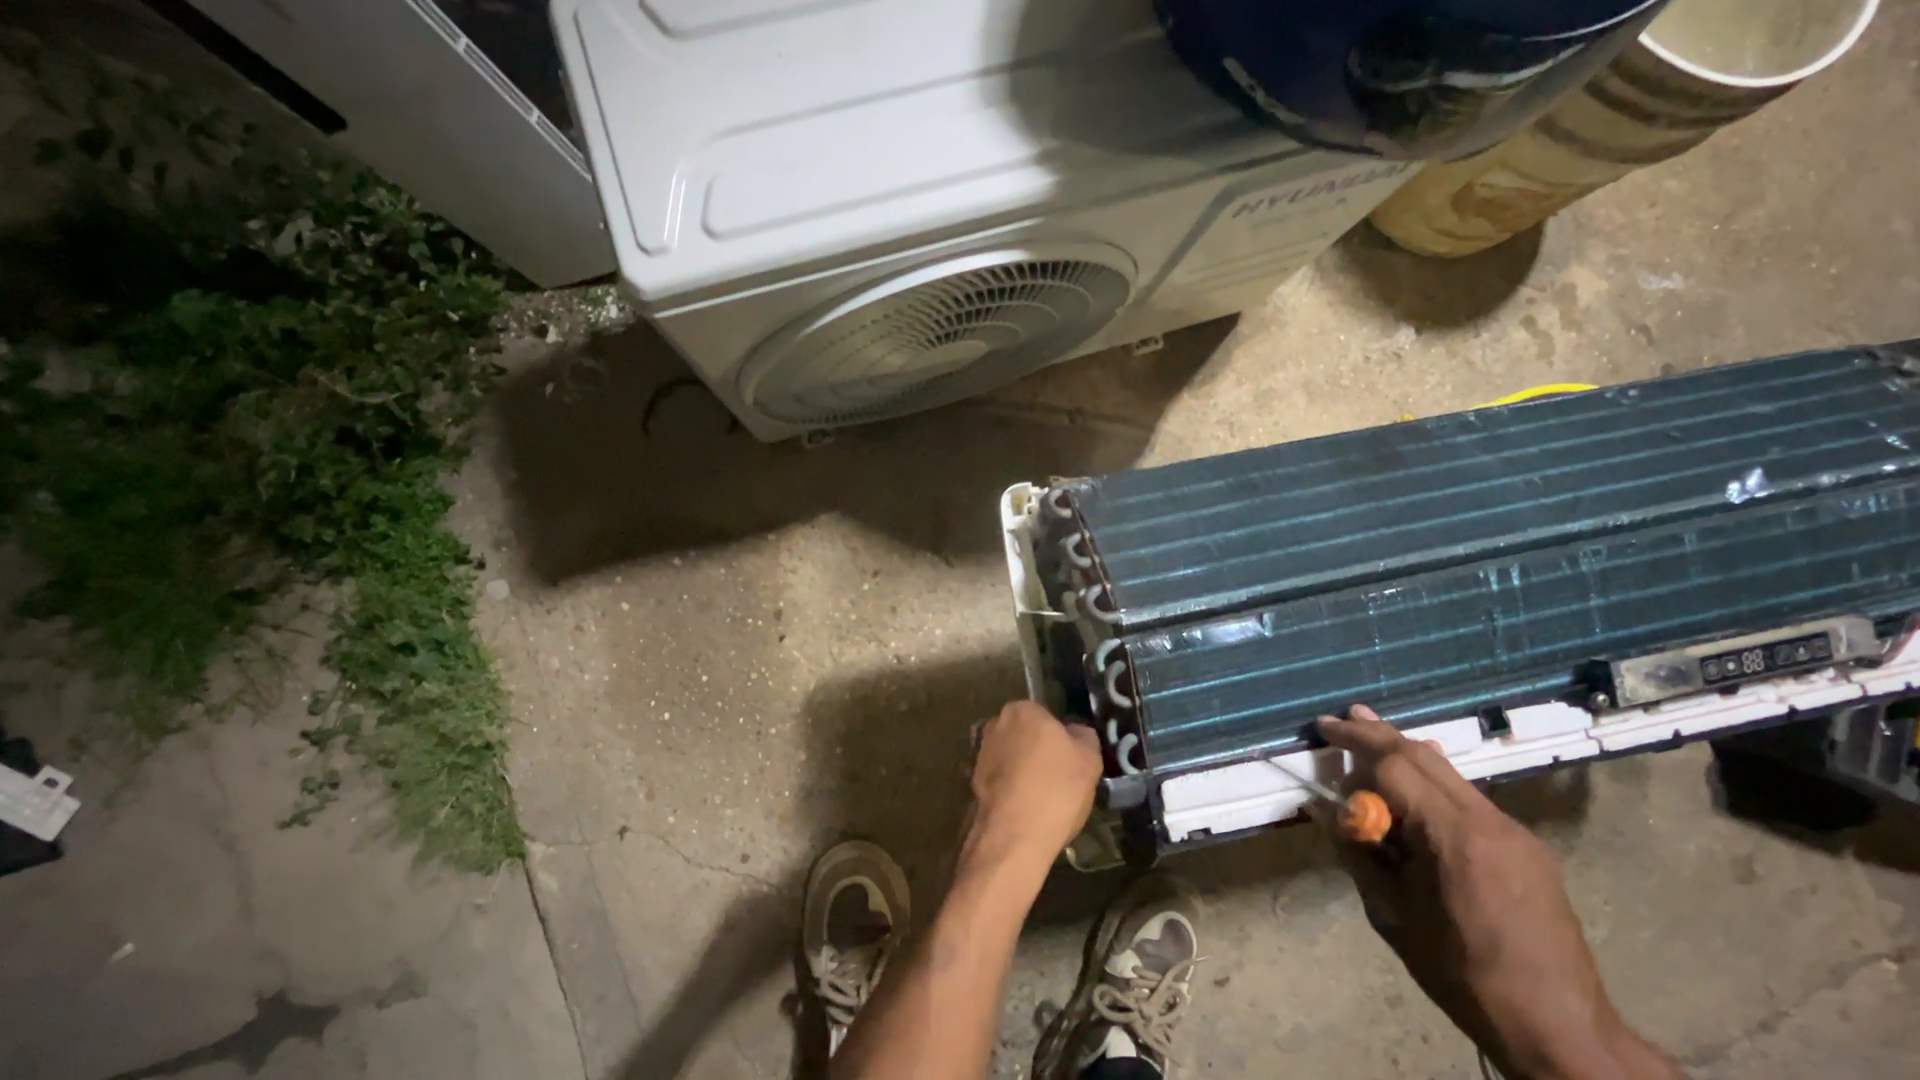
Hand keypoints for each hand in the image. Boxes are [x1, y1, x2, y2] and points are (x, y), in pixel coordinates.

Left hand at [966, 701, 1101, 867]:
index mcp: (1021, 710)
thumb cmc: (1056, 788)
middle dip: (1037, 752)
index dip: (1059, 739)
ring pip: (1009, 759)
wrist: (1013, 835)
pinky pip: (999, 782)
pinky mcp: (970, 784)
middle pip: (1024, 736)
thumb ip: (1083, 736)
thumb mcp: (1089, 758)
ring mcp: (978, 755)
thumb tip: (1074, 733)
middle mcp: (994, 725)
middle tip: (1058, 779)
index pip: (1045, 717)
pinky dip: (1009, 792)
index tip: (1070, 761)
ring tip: (1042, 800)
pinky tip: (1024, 811)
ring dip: (1022, 773)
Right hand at [1319, 706, 1678, 1079]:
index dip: (1356, 746)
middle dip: (1378, 734)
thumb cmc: (1462, 975)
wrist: (1558, 1024)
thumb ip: (1358, 854)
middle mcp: (1489, 820)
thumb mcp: (1393, 915)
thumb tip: (1324, 810)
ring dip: (1406, 754)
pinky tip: (1413, 790)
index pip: (1396, 766)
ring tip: (1368, 736)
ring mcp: (1514, 831)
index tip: (1324, 732)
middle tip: (1338, 720)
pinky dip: (1432, 784)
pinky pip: (1468, 799)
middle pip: (1424, 756)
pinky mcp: (1526, 847)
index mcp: (1454, 837)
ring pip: (1449, 774)